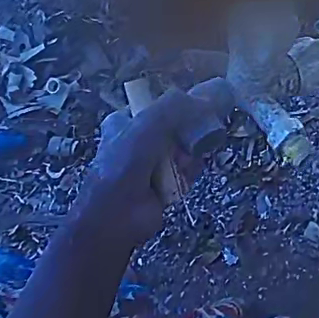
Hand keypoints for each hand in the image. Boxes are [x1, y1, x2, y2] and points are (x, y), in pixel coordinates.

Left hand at [70, 90, 222, 252]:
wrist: (115, 219)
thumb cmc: (124, 167)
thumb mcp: (146, 128)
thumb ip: (172, 108)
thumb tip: (203, 97)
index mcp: (126, 120)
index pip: (160, 105)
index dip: (179, 107)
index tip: (198, 110)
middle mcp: (139, 139)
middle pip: (178, 127)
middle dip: (188, 134)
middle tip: (192, 141)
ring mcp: (153, 162)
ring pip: (186, 148)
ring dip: (189, 156)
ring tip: (182, 164)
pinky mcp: (166, 182)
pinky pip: (187, 169)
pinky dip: (189, 172)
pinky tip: (183, 178)